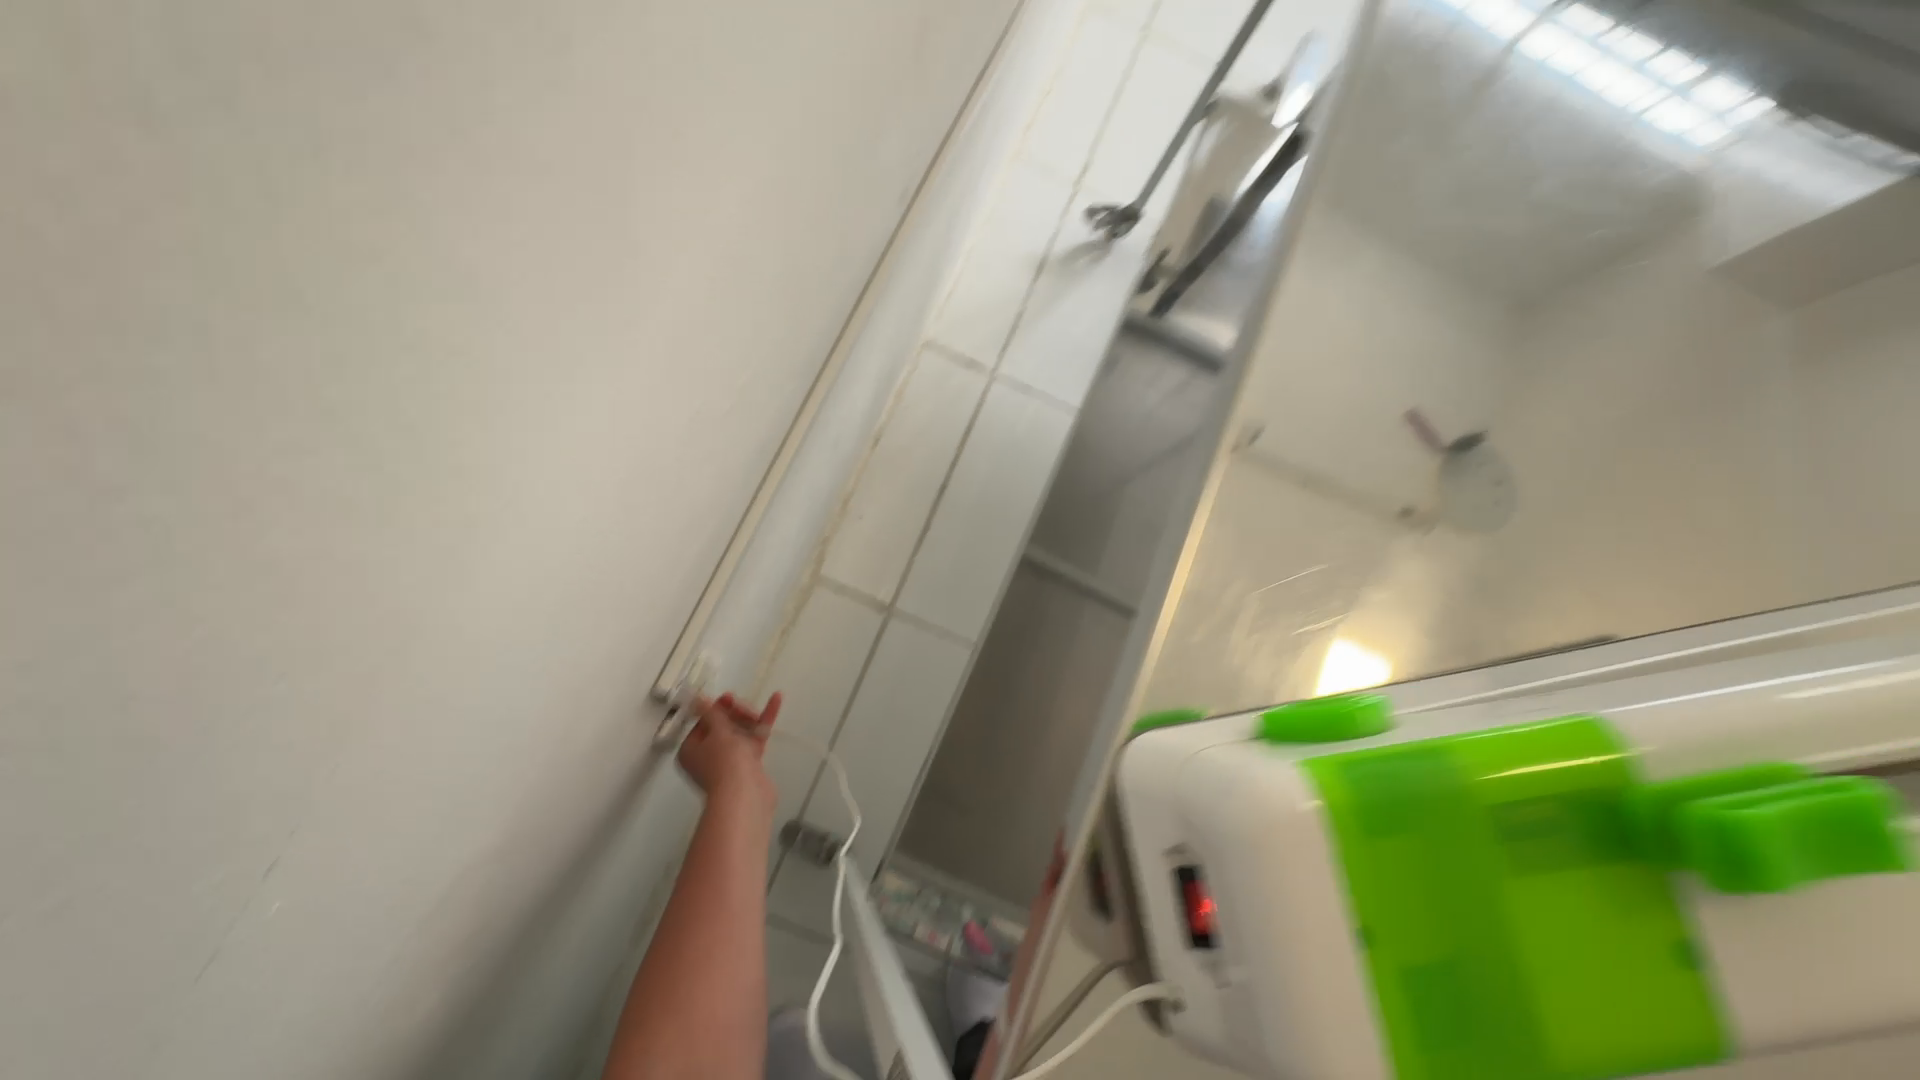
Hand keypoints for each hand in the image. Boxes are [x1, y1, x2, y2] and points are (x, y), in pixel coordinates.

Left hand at [677, 692, 780, 814]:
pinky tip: (776, 699)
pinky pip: (754, 738)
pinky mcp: (749, 764)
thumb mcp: (717, 731)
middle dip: (735, 713)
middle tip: (744, 707)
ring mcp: (730, 760)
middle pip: (722, 726)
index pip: (703, 722)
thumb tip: (697, 697)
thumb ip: (712, 712)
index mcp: (691, 750)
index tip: (729, 698)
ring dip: (749, 717)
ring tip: (757, 710)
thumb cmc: (725, 762)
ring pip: (740, 732)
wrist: (745, 795)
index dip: (716, 709)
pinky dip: (764, 721)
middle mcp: (708, 755)